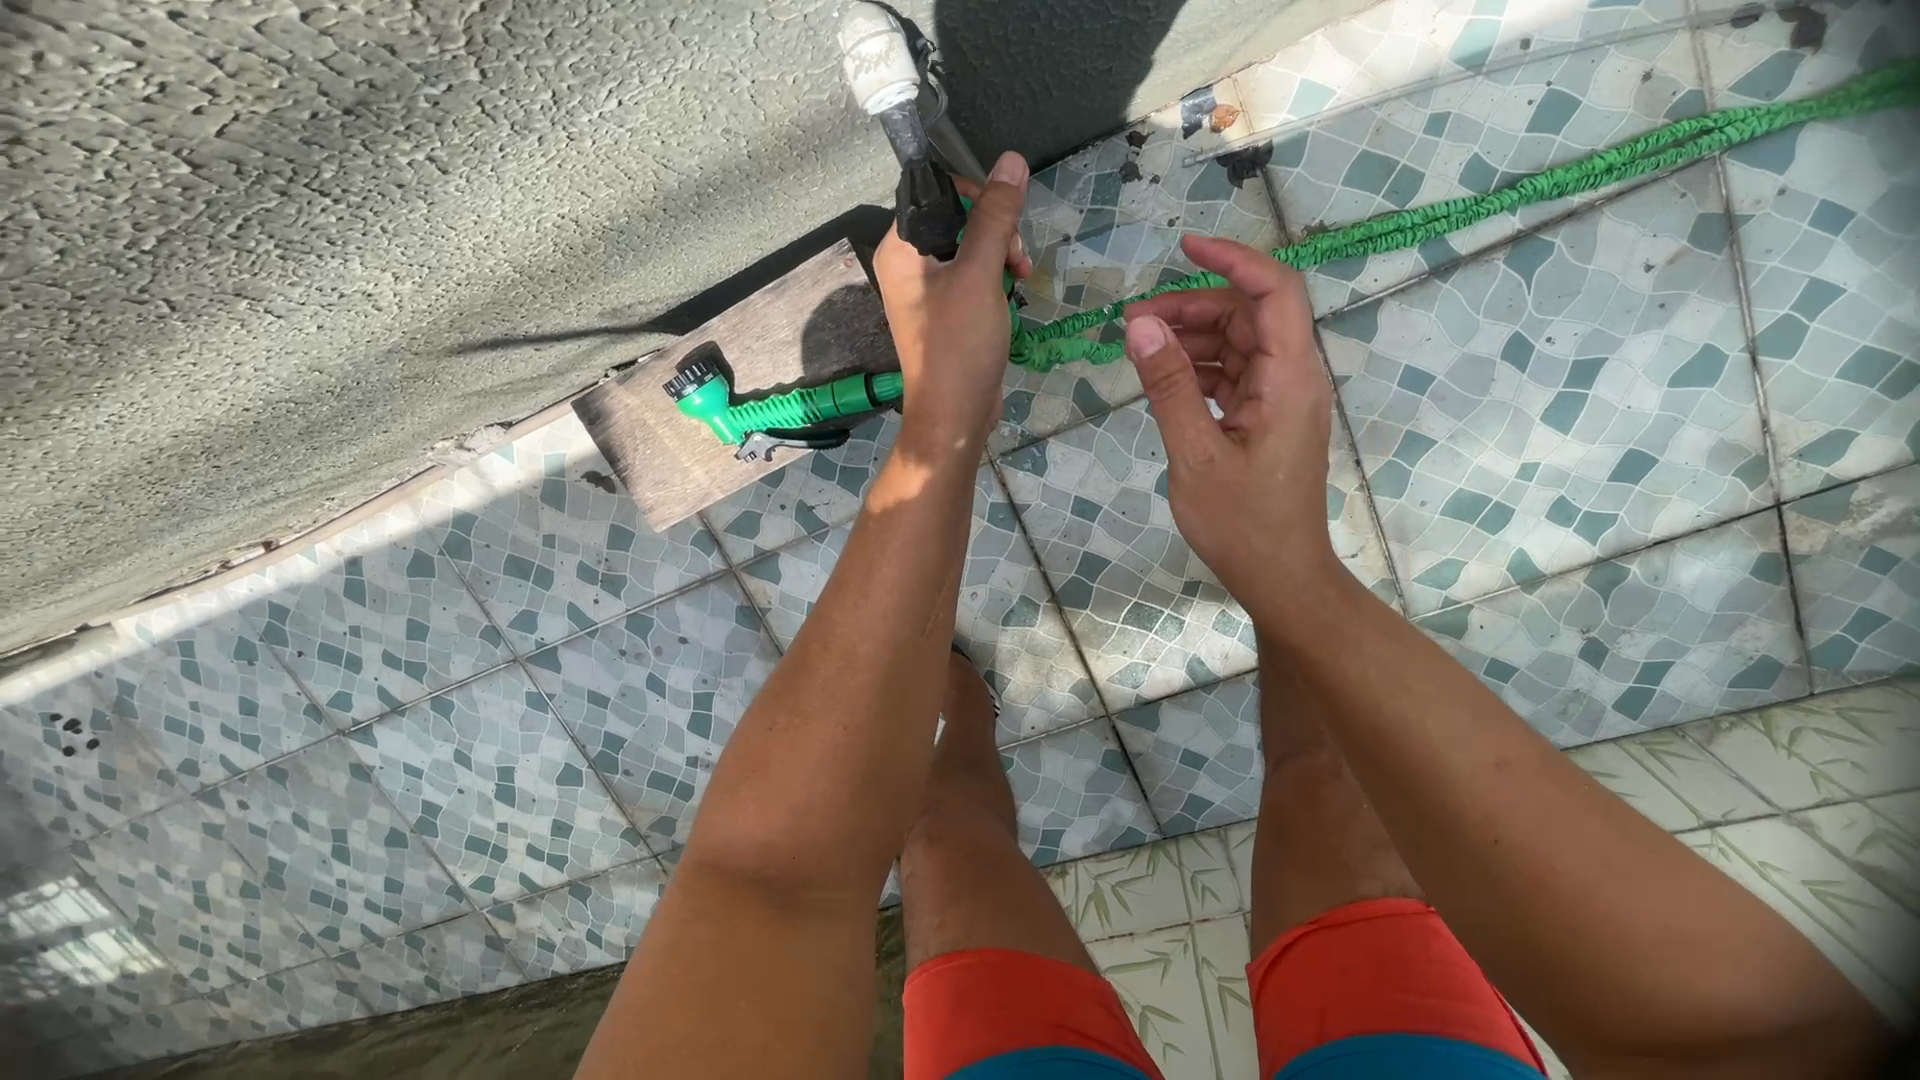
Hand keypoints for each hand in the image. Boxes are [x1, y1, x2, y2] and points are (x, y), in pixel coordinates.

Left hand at [873, 151, 1033, 453]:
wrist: (954, 414)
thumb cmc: (959, 345)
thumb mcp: (980, 274)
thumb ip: (995, 217)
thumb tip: (1011, 161)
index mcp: (900, 248)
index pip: (932, 189)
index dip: (974, 193)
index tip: (1005, 216)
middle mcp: (907, 264)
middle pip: (956, 217)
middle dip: (995, 229)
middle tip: (1016, 257)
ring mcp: (926, 289)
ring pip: (969, 246)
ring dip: (1001, 254)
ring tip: (1021, 276)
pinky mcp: (946, 311)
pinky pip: (972, 275)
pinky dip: (995, 278)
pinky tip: (1013, 293)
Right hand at [1124, 235, 1346, 629]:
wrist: (1279, 575)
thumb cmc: (1242, 522)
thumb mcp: (1196, 453)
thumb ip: (1168, 385)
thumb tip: (1139, 324)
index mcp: (1290, 377)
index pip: (1274, 291)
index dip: (1233, 258)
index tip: (1184, 247)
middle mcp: (1293, 377)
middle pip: (1249, 315)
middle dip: (1194, 306)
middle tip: (1134, 320)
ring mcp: (1281, 399)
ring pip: (1238, 344)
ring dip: (1191, 338)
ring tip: (1139, 347)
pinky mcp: (1267, 420)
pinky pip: (1233, 375)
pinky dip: (1198, 369)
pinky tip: (1162, 378)